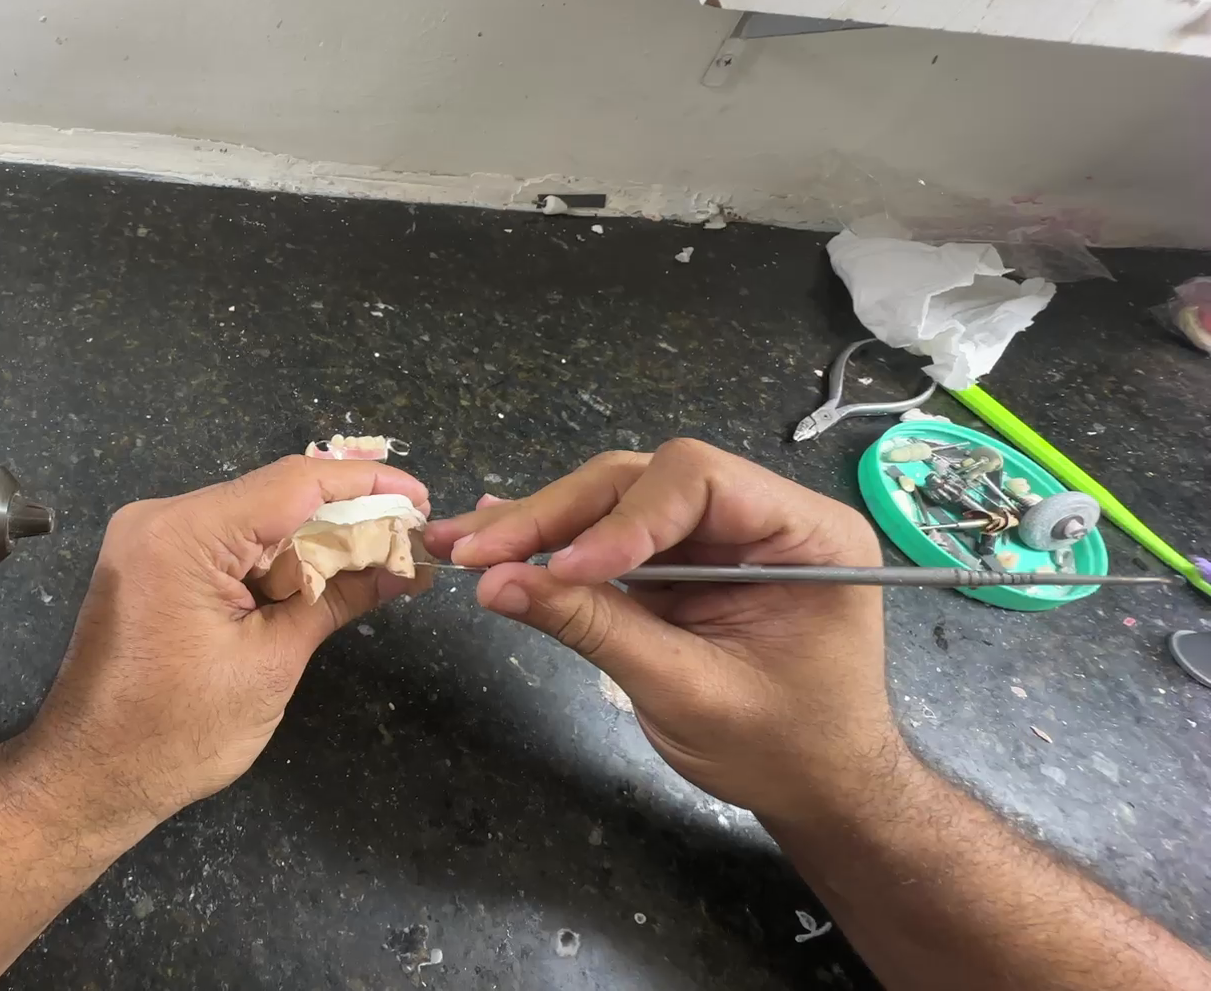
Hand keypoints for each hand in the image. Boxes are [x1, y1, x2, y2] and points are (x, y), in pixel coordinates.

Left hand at [19, 456, 429, 827]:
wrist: (88, 774)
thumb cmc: (178, 733)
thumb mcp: (272, 662)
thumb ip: (338, 599)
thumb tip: (404, 568)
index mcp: (184, 534)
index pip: (293, 482)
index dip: (365, 483)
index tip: (418, 496)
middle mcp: (161, 516)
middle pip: (273, 496)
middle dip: (344, 517)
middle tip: (406, 537)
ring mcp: (150, 535)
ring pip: (254, 518)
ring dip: (313, 542)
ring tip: (374, 562)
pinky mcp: (152, 558)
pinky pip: (228, 541)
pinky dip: (275, 559)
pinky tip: (317, 577)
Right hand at [422, 439, 903, 824]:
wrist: (812, 787)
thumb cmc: (781, 748)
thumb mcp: (686, 689)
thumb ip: (592, 626)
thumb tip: (494, 584)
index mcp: (799, 533)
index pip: (694, 481)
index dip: (622, 518)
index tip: (563, 570)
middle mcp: (750, 513)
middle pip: (631, 483)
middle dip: (549, 517)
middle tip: (471, 549)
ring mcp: (703, 532)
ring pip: (600, 502)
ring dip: (528, 525)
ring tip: (458, 543)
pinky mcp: (665, 555)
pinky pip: (596, 532)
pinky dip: (543, 539)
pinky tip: (493, 529)